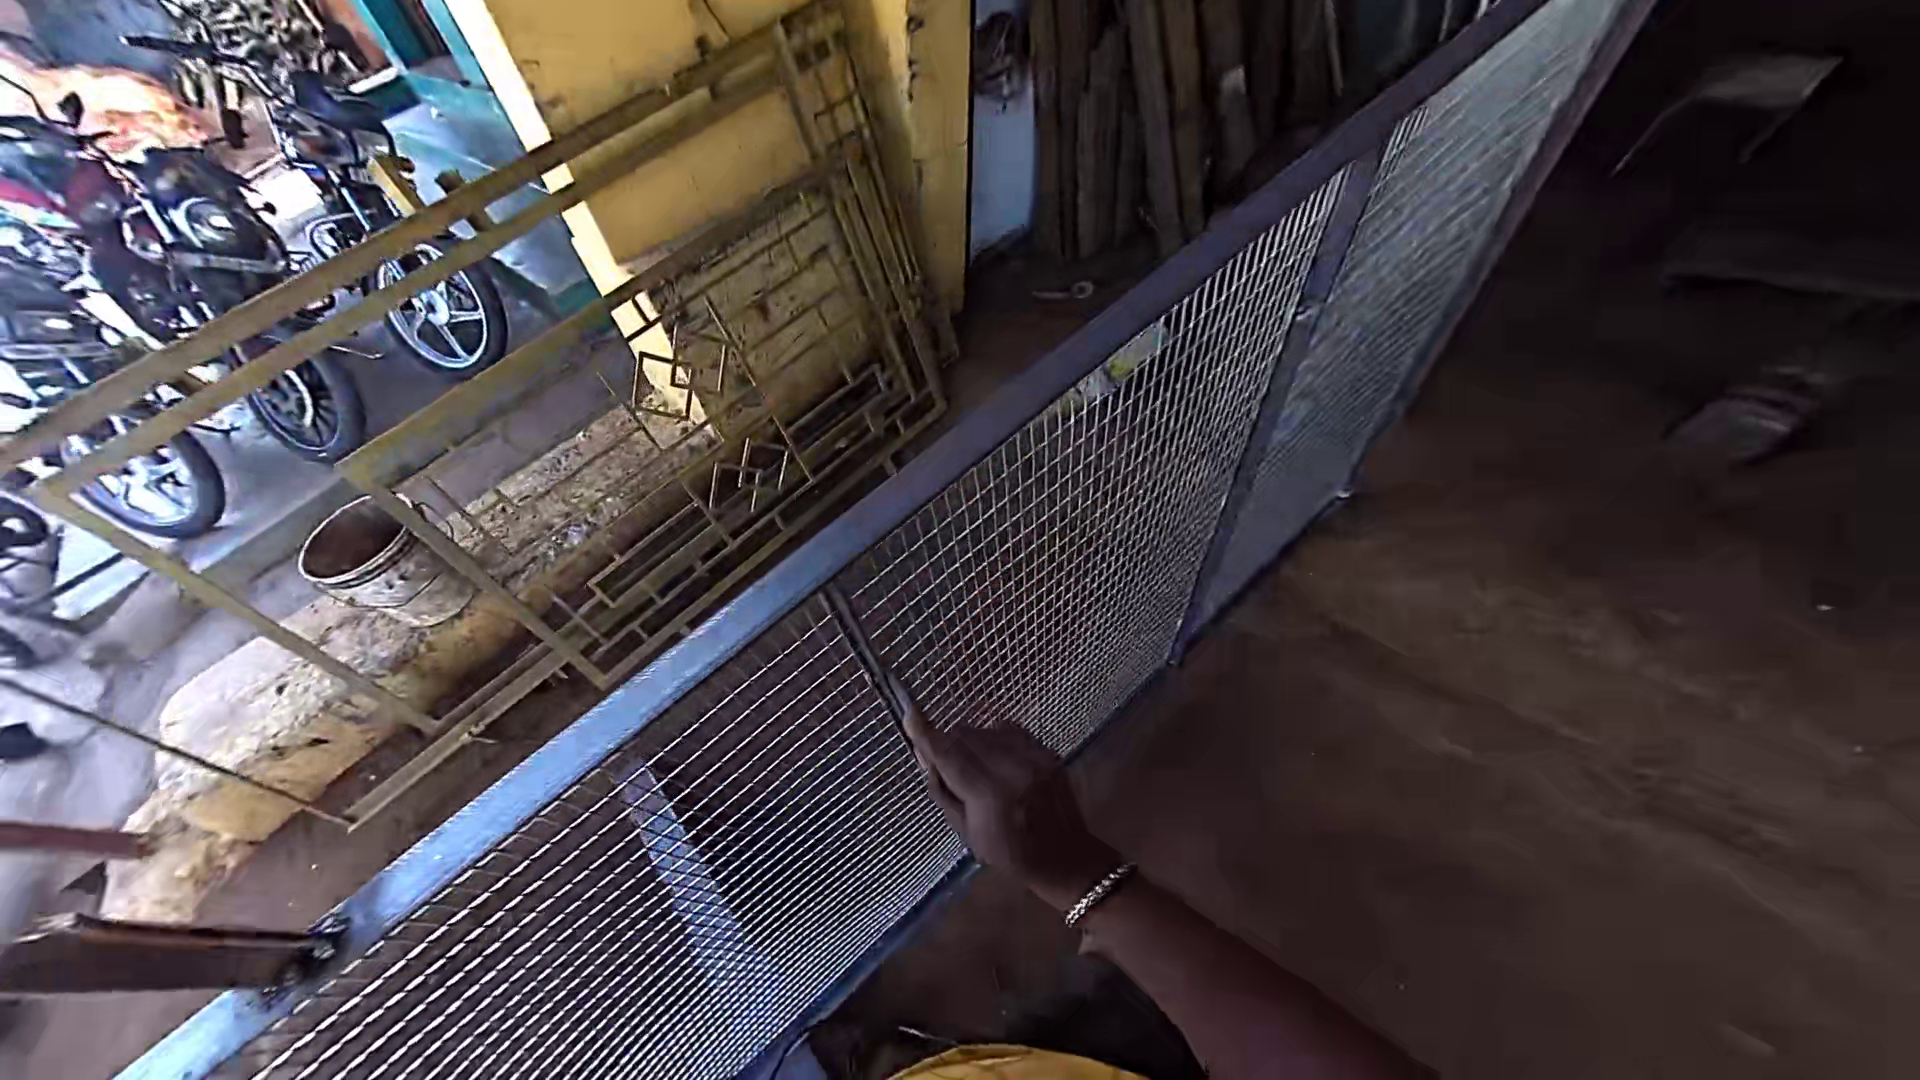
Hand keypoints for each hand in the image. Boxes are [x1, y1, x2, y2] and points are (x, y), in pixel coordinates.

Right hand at [895, 675, 1119, 911]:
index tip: (910, 713)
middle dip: (949, 745)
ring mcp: (1033, 755)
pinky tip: (997, 759)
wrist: (1066, 857)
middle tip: (947, 766)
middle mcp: (1013, 768)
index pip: (951, 755)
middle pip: (965, 735)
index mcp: (991, 796)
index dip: (927, 734)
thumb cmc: (1011, 855)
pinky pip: (1007, 728)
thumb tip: (926, 755)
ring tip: (977, 768)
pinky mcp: (1045, 749)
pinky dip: (994, 739)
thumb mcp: (967, 833)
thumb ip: (943, 791)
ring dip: (971, 742)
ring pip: (984, 728)